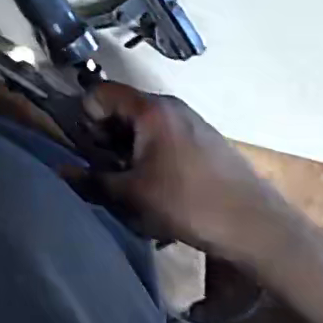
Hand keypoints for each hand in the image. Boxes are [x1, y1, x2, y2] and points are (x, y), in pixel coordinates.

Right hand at [85, 82, 322, 270]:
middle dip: (108, 138)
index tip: (93, 151)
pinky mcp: (205, 141)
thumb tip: (61, 171)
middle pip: (121, 108)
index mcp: (150, 108)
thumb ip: (93, 180)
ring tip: (136, 186)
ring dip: (130, 150)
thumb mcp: (133, 196)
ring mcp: (191, 121)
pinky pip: (165, 137)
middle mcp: (170, 105)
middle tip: (111, 171)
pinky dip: (153, 156)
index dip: (87, 118)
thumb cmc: (190, 204)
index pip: (100, 92)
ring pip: (143, 126)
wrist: (261, 230)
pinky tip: (163, 190)